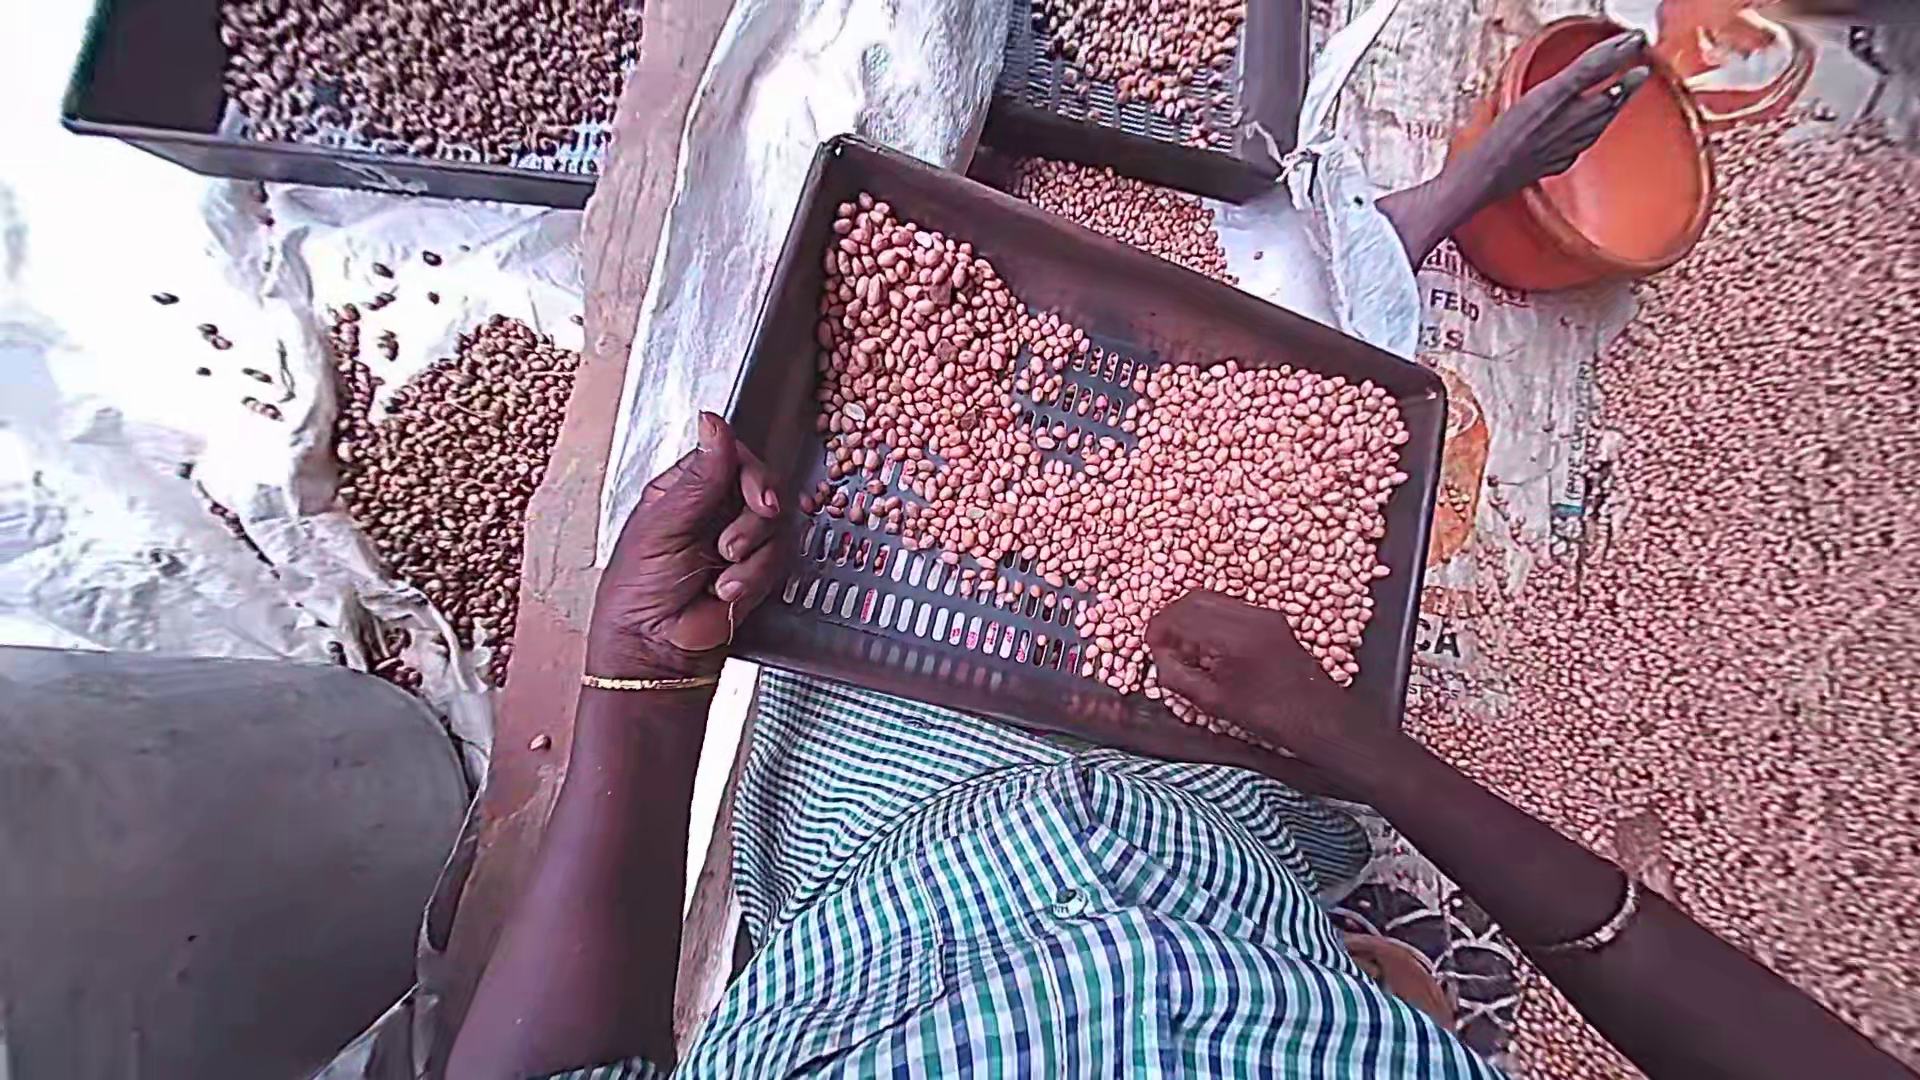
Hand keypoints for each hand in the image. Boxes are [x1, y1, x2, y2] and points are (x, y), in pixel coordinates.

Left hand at [585, 412, 786, 680]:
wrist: (656, 648)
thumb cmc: (640, 588)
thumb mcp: (664, 525)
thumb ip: (701, 477)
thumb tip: (714, 423)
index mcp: (687, 490)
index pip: (732, 458)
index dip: (749, 471)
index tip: (754, 493)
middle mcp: (717, 509)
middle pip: (762, 487)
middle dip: (755, 513)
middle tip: (736, 539)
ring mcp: (740, 539)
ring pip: (775, 523)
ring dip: (750, 551)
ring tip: (721, 571)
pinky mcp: (758, 568)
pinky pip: (778, 557)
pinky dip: (754, 576)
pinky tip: (726, 590)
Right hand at [1146, 591, 1392, 766]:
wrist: (1320, 718)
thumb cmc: (1266, 716)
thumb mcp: (1212, 702)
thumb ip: (1176, 676)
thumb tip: (1158, 658)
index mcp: (1231, 638)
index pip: (1180, 617)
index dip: (1158, 629)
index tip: (1151, 646)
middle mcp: (1248, 617)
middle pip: (1193, 599)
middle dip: (1171, 618)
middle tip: (1162, 641)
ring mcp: (1263, 614)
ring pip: (1211, 598)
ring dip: (1190, 615)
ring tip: (1183, 643)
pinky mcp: (1272, 618)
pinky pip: (1229, 606)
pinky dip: (1209, 617)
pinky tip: (1208, 643)